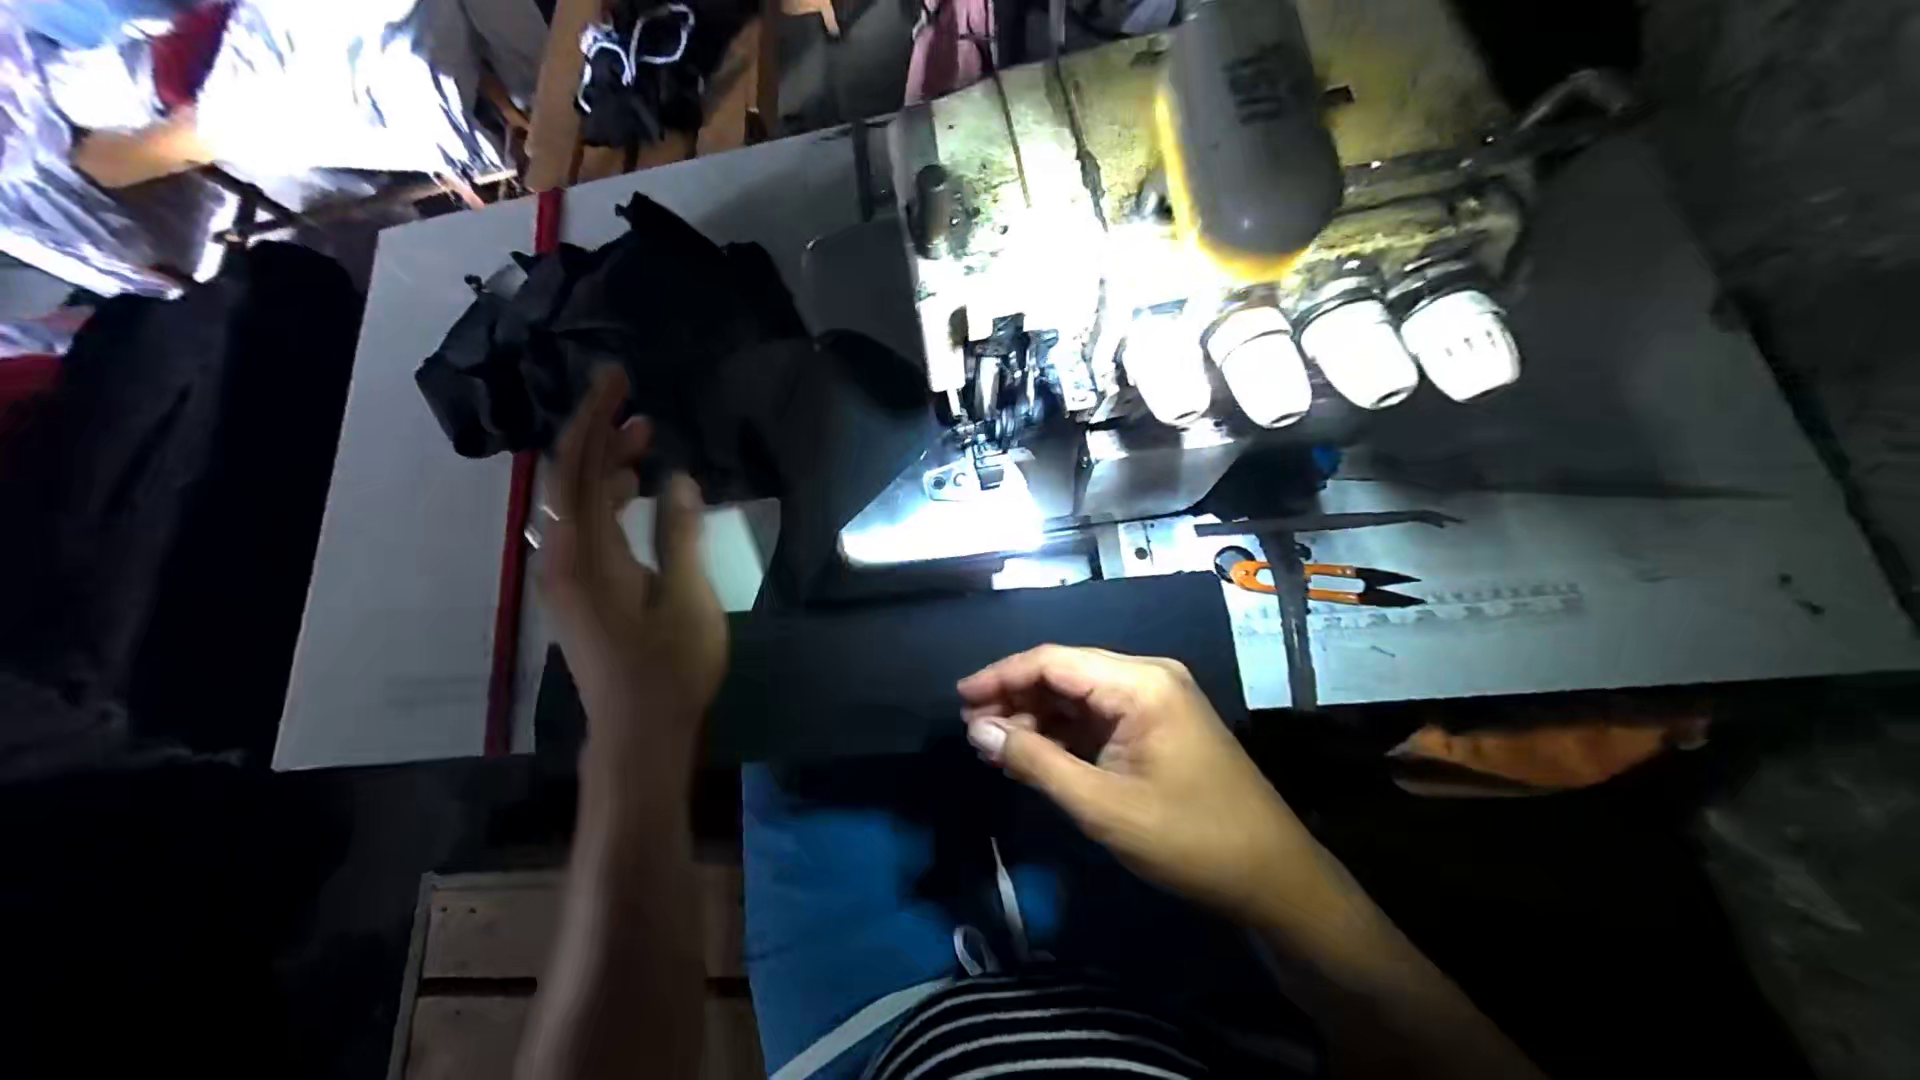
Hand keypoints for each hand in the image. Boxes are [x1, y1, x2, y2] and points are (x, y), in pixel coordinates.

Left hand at [537, 366, 726, 777]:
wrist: (639, 731)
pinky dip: (606, 497)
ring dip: (604, 464)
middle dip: (598, 432)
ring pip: (575, 501)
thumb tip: (677, 479)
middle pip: (569, 477)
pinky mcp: (579, 589)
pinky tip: (636, 490)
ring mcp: (566, 575)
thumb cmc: (670, 667)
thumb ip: (680, 534)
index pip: (579, 467)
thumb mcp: (688, 598)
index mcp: (584, 556)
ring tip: (645, 437)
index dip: (596, 417)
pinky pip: (584, 525)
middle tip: (638, 402)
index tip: (619, 379)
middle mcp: (561, 558)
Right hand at [958, 646, 1319, 924]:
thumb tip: (978, 728)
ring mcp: (1154, 699)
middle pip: (1064, 674)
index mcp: (1139, 683)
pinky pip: (1097, 716)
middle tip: (971, 728)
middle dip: (1015, 698)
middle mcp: (1147, 677)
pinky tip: (1031, 753)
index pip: (1053, 661)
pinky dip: (1062, 733)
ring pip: (1078, 695)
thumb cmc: (1188, 839)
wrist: (1271, 877)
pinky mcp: (1156, 724)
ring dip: (1036, 717)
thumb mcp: (1101, 805)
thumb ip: (1035, 761)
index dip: (1001, 676)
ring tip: (992, 743)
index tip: (959, 698)